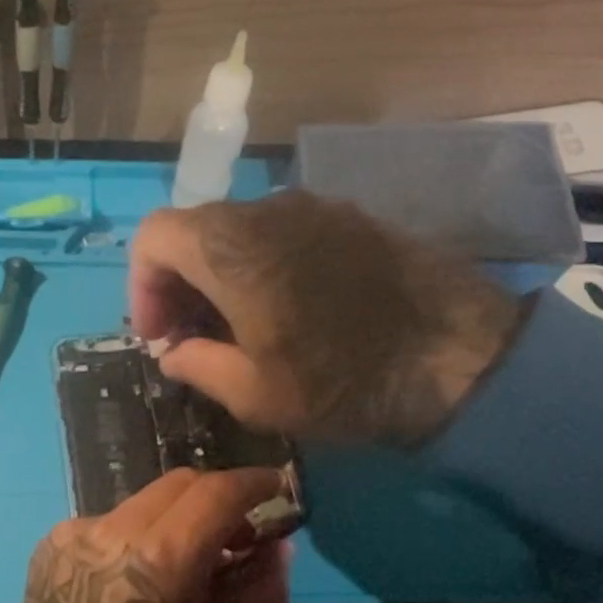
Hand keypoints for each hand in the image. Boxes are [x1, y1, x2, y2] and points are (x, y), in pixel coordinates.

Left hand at [19, 467, 290, 602]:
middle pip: (179, 485)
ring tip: (185, 562)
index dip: (254, 482)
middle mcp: (116, 528)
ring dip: (173, 520)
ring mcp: (76, 532)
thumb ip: (262, 589)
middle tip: (238, 532)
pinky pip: (107, 525)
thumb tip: (278, 545)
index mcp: (164, 555)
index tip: (275, 486)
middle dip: (216, 499)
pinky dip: (133, 539)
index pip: (218, 492)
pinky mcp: (50, 545)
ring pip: (142, 503)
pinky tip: (135, 578)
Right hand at [129, 189, 523, 445]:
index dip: (142, 286)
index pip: (153, 236)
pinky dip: (266, 265)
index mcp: (230, 249)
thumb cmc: (343, 382)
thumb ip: (198, 366)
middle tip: (192, 337)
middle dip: (179, 283)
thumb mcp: (253, 394)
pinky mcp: (354, 219)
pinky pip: (286, 233)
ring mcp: (316, 208)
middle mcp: (267, 211)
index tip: (160, 335)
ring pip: (241, 230)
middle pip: (195, 230)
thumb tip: (176, 353)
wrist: (460, 359)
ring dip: (223, 275)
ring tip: (241, 329)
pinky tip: (290, 311)